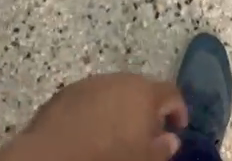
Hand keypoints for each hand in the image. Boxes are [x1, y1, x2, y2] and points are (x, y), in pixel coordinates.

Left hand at [0, 73, 186, 160]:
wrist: (53, 155)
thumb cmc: (108, 157)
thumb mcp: (142, 160)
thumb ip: (160, 150)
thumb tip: (170, 140)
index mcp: (144, 93)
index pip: (171, 92)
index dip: (178, 110)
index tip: (178, 129)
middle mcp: (121, 79)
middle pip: (143, 89)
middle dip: (147, 110)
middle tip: (147, 135)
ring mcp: (93, 82)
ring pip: (116, 91)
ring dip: (121, 109)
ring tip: (118, 134)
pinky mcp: (69, 91)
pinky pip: (92, 98)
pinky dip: (98, 111)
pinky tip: (91, 132)